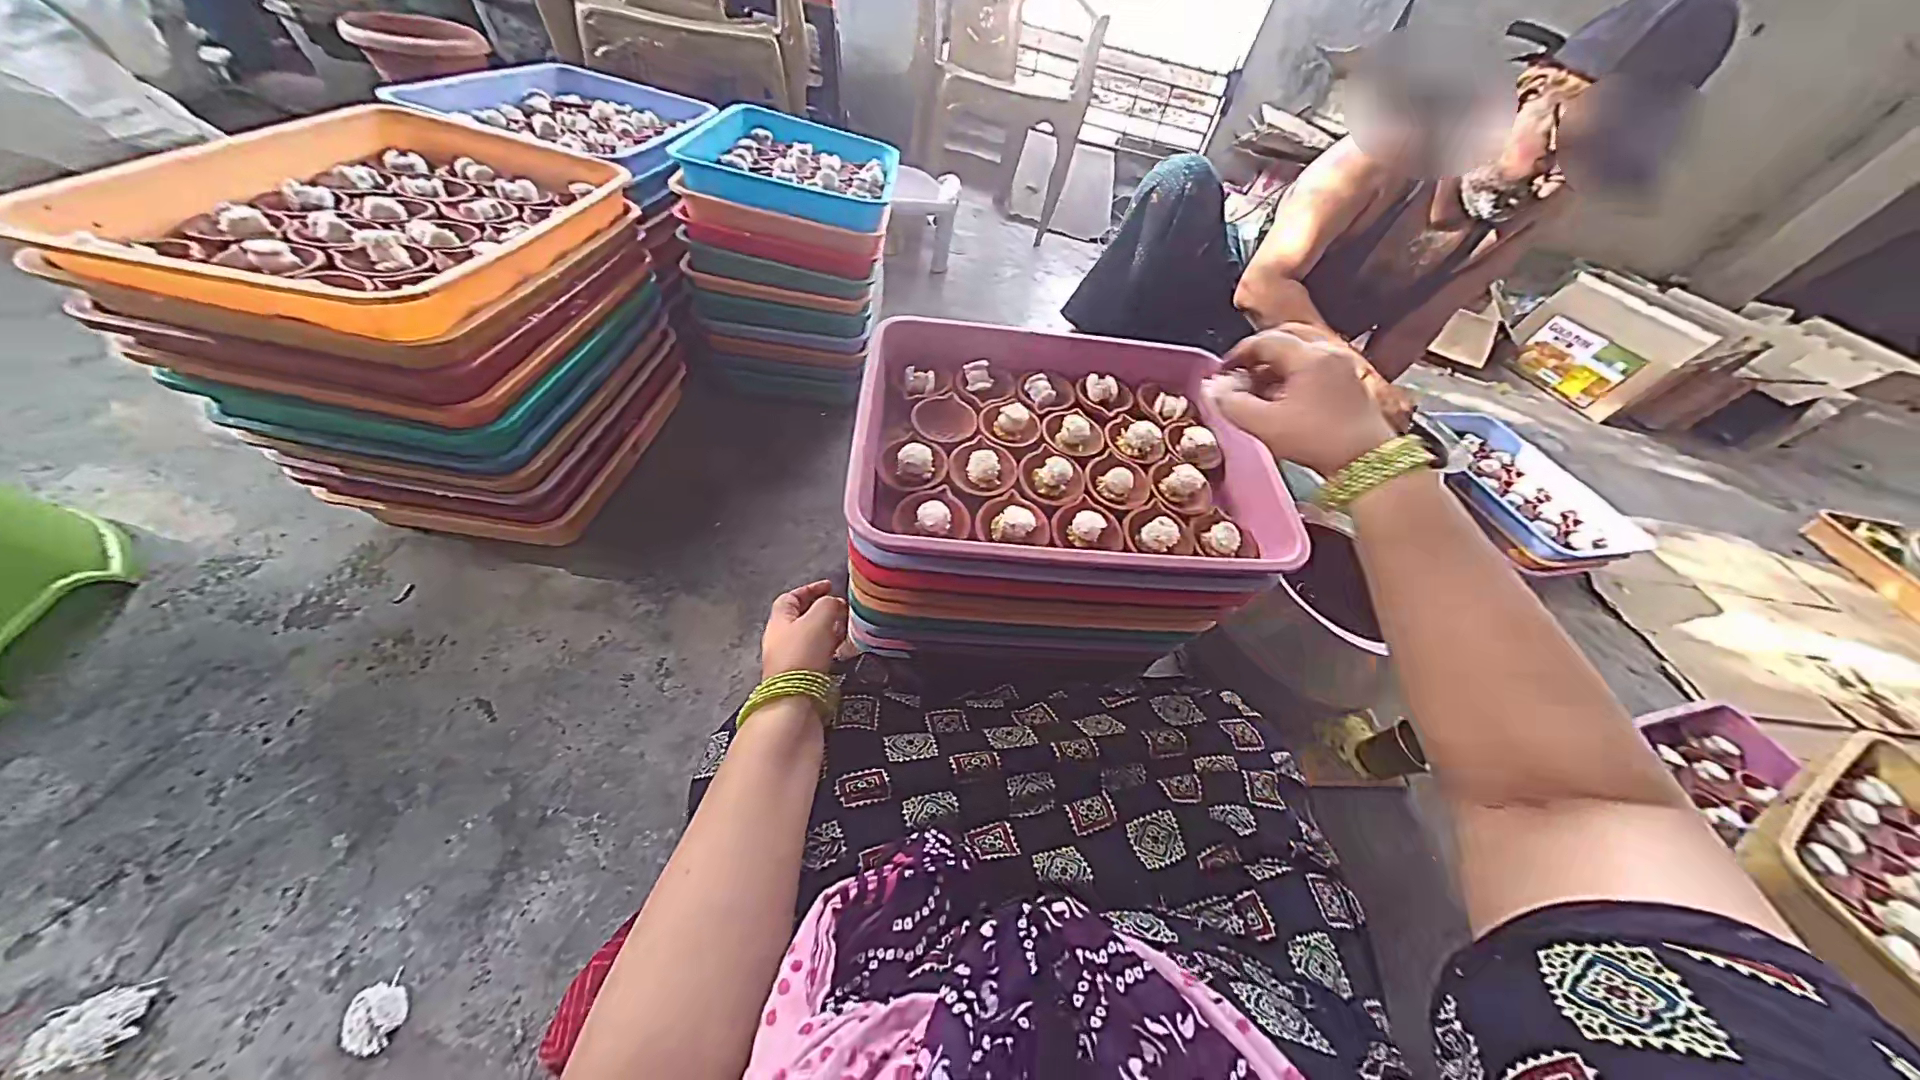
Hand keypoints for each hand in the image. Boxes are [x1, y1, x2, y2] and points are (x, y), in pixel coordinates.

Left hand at [760, 580, 847, 678]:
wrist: (795, 699)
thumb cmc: (803, 654)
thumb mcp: (819, 618)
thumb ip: (828, 604)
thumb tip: (835, 603)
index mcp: (779, 620)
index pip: (792, 597)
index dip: (811, 589)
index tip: (829, 587)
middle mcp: (780, 638)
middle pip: (802, 616)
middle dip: (822, 609)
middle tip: (841, 608)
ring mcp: (789, 657)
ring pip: (810, 635)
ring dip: (828, 629)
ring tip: (845, 627)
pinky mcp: (799, 675)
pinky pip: (816, 654)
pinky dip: (829, 647)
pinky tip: (840, 649)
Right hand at [1204, 327, 1399, 475]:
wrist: (1364, 460)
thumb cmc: (1318, 441)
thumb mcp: (1263, 425)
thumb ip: (1231, 403)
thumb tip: (1214, 388)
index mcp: (1309, 357)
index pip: (1265, 340)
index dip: (1238, 354)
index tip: (1224, 371)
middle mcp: (1329, 353)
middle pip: (1286, 336)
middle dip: (1259, 352)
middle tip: (1241, 371)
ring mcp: (1342, 366)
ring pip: (1302, 348)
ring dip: (1276, 361)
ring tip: (1259, 385)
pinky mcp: (1349, 382)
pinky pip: (1316, 363)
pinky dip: (1294, 371)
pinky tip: (1281, 395)